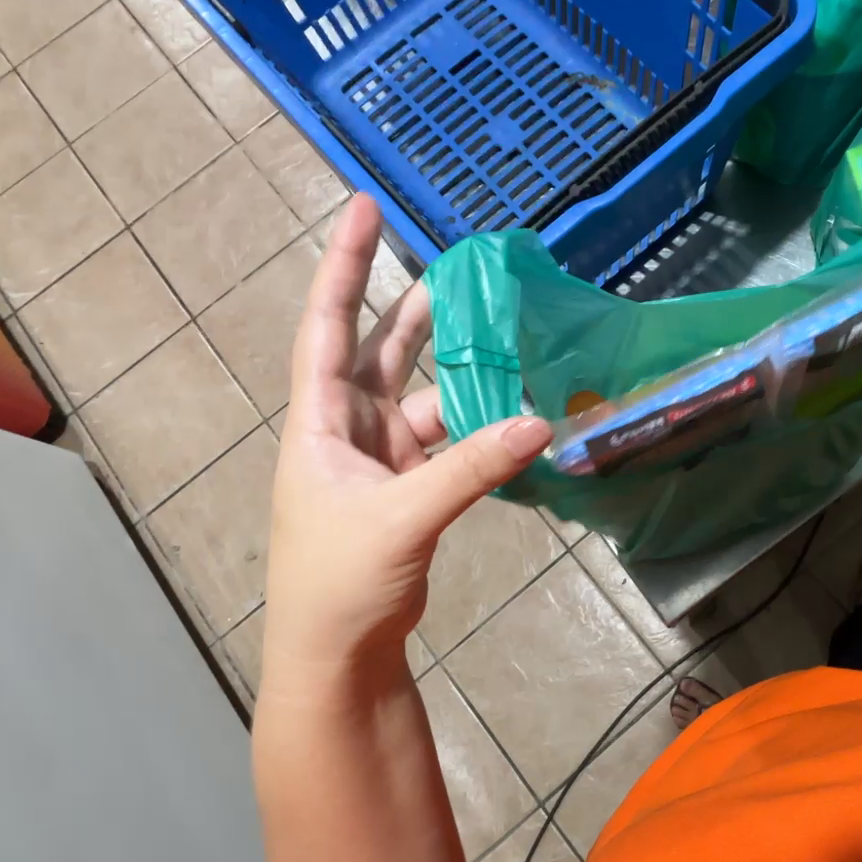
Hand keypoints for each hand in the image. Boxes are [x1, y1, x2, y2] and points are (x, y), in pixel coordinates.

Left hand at [262, 196, 551, 694]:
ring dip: (465, 381)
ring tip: (514, 351)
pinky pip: (449, 444)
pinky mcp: (411, 490)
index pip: (327, 326)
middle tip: (461, 269)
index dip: (345, 266)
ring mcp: (382, 462)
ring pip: (427, 401)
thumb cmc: (340, 580)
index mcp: (321, 423)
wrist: (339, 654)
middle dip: (414, 310)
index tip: (364, 207)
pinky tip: (514, 420)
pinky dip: (479, 432)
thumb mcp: (404, 517)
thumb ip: (472, 469)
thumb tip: (539, 424)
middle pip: (380, 352)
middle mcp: (349, 431)